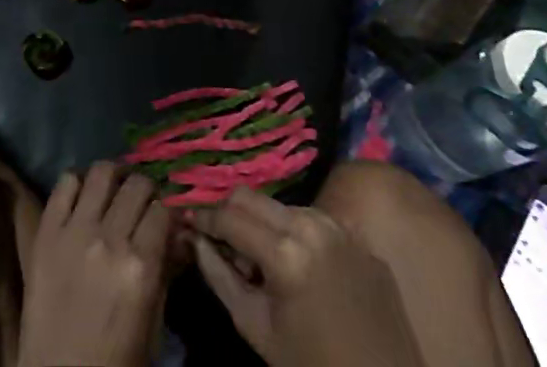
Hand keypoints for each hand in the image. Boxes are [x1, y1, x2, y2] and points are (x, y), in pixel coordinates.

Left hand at [17, 162, 173, 366]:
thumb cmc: (115, 357)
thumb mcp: (153, 322)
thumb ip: (167, 271)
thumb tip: (181, 234)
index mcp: (141, 265)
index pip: (163, 210)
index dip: (168, 210)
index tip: (166, 216)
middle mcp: (109, 238)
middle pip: (136, 185)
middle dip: (145, 190)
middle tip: (142, 202)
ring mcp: (74, 230)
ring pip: (101, 172)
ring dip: (114, 177)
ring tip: (114, 190)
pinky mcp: (46, 231)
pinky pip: (64, 183)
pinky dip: (78, 182)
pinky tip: (84, 196)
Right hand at [189, 188, 423, 366]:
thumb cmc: (312, 363)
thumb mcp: (255, 326)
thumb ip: (219, 276)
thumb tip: (194, 237)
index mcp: (285, 253)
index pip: (228, 215)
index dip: (202, 216)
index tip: (187, 222)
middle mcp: (313, 226)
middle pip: (251, 196)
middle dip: (228, 211)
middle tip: (220, 240)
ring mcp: (340, 227)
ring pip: (281, 204)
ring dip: (261, 221)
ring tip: (260, 258)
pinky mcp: (359, 236)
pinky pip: (314, 218)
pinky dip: (293, 231)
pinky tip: (295, 262)